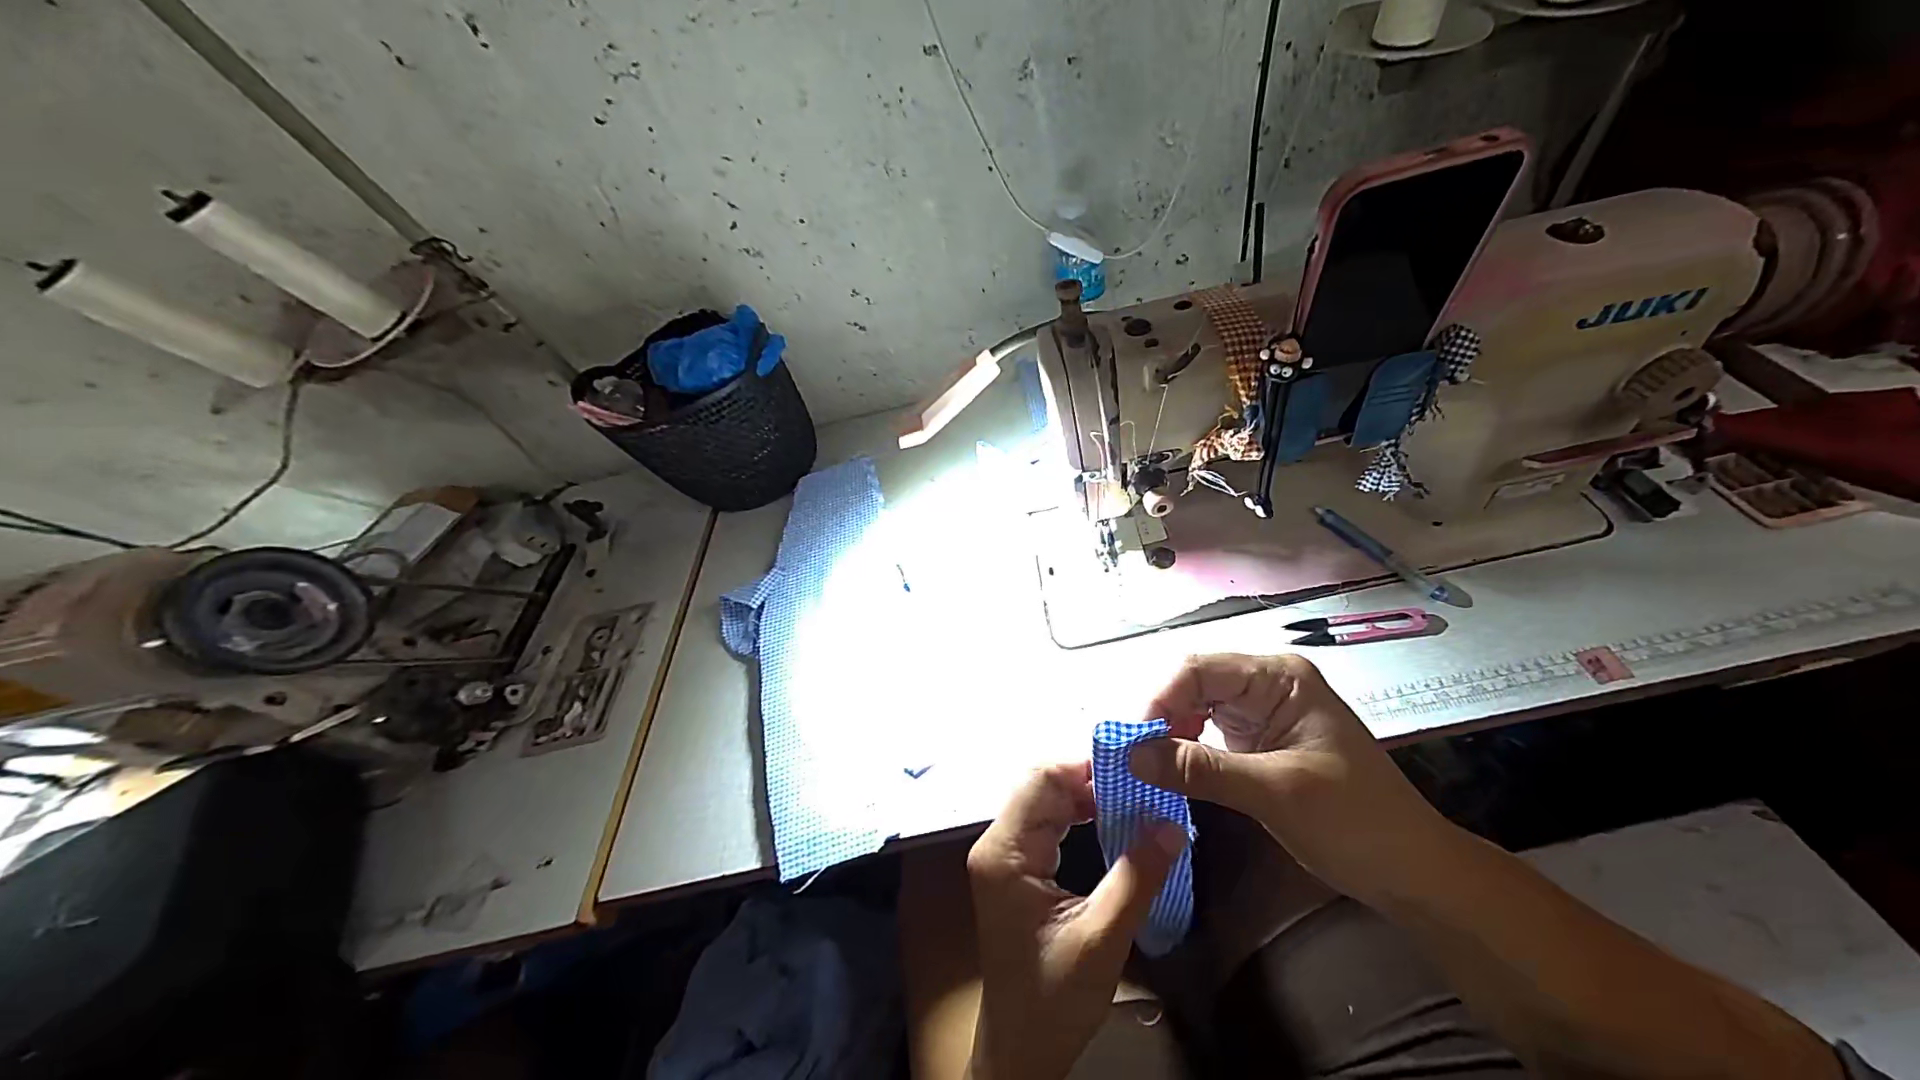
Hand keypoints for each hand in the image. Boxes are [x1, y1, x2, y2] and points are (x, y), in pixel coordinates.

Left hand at [966, 762, 1185, 1079]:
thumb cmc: (1052, 999)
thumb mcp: (1102, 938)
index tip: (1132, 766)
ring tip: (1132, 796)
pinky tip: (1110, 821)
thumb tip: (1171, 824)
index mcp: (1004, 853)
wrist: (1021, 1048)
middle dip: (1089, 779)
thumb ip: (1136, 877)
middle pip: (1041, 788)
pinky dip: (1079, 817)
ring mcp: (1004, 858)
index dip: (1084, 767)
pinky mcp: (1016, 871)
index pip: (1040, 781)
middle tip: (1140, 780)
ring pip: (1045, 803)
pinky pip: (1048, 826)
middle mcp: (997, 845)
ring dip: (1086, 797)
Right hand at [1127, 653, 1451, 905]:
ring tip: (1144, 764)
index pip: (1199, 668)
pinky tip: (1169, 769)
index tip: (1134, 740)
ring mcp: (1260, 712)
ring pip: (1193, 708)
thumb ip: (1200, 769)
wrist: (1412, 871)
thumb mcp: (1274, 792)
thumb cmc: (1356, 822)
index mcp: (1279, 677)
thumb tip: (1131, 757)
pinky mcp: (1255, 741)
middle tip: (1132, 755)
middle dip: (1160, 715)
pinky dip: (1182, 750)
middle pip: (1192, 684)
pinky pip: (1204, 734)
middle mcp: (1266, 684)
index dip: (1160, 698)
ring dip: (1167, 733)